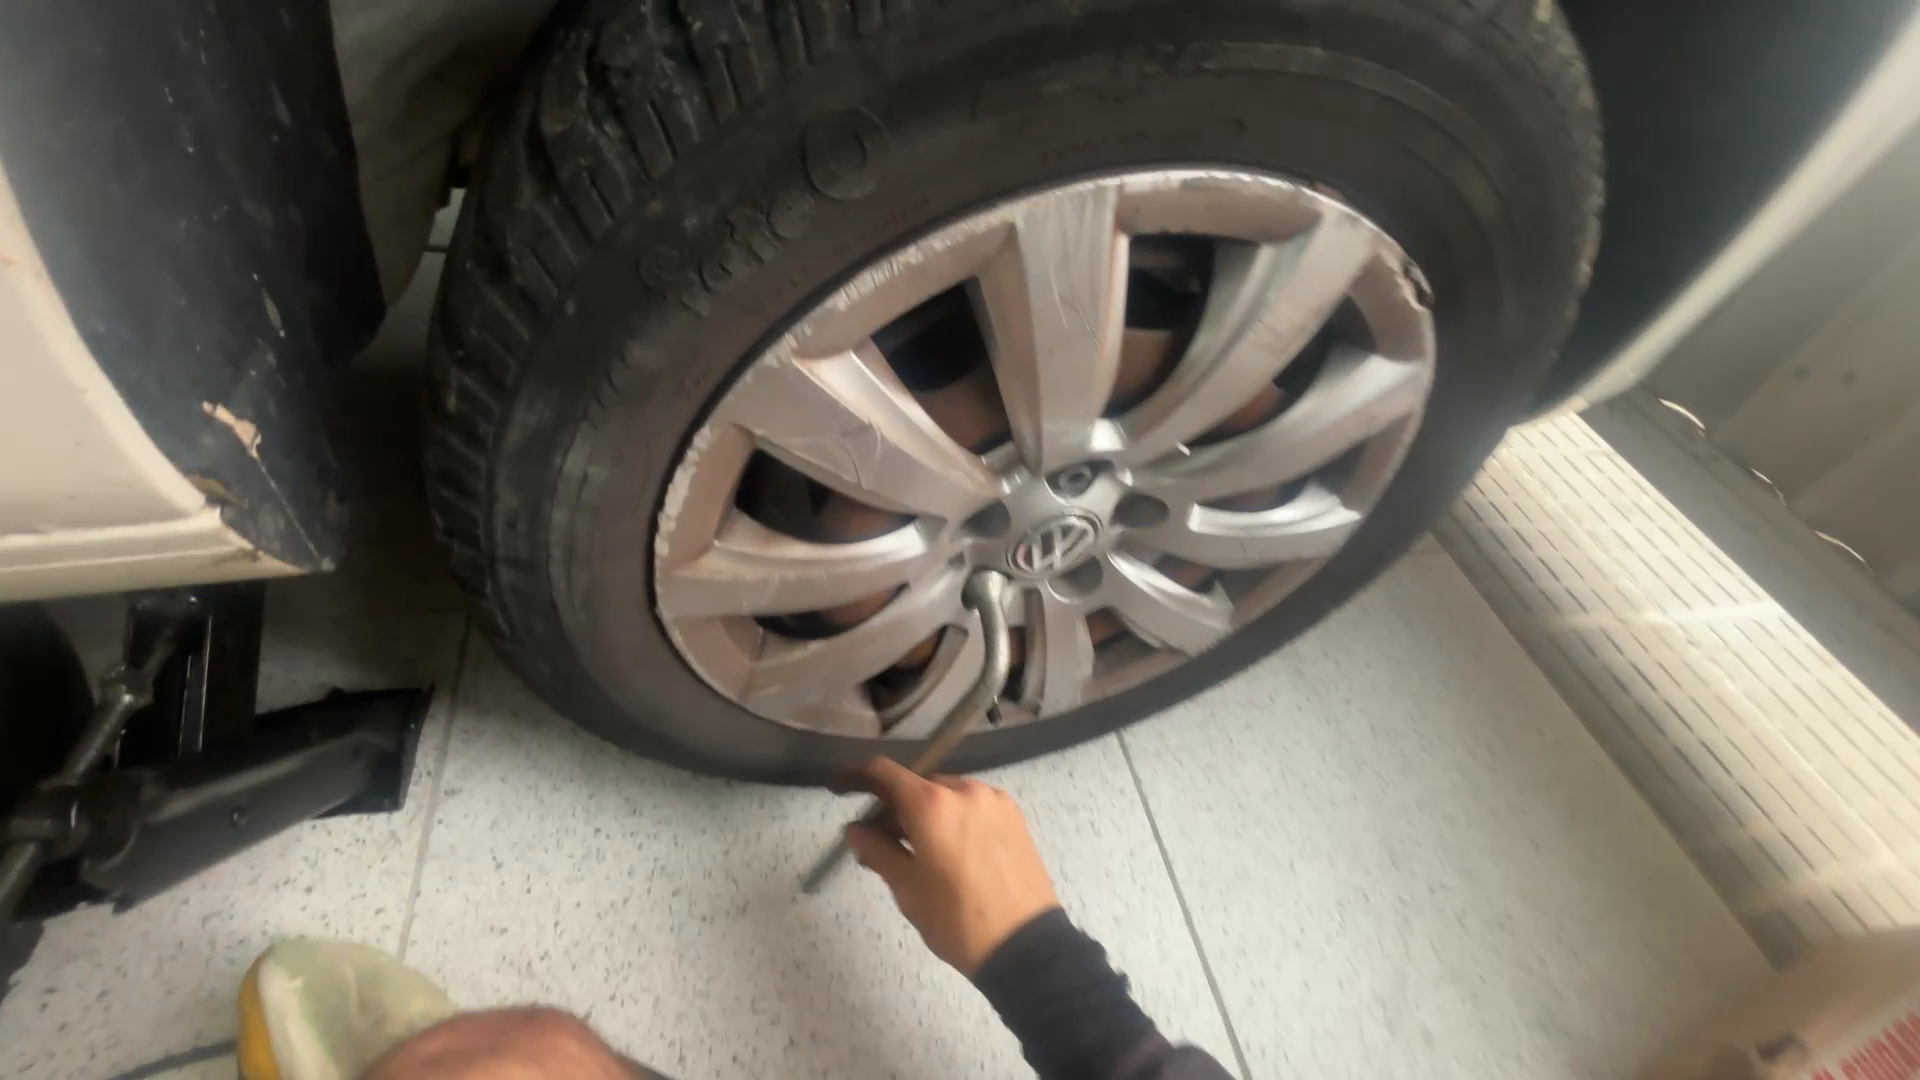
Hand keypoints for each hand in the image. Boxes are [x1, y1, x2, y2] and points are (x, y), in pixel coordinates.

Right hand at [840, 757, 1061, 976]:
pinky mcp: (1014, 814)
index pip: (885, 772)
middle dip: (895, 808)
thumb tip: (855, 830)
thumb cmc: (957, 920)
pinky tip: (955, 851)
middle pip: (917, 785)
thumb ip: (877, 851)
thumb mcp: (908, 889)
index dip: (859, 777)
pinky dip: (956, 818)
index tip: (842, 788)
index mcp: (933, 804)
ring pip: (947, 795)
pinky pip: (973, 805)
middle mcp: (964, 789)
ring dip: (928, 813)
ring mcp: (993, 799)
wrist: (1025, 945)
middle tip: (882, 843)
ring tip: (922, 853)